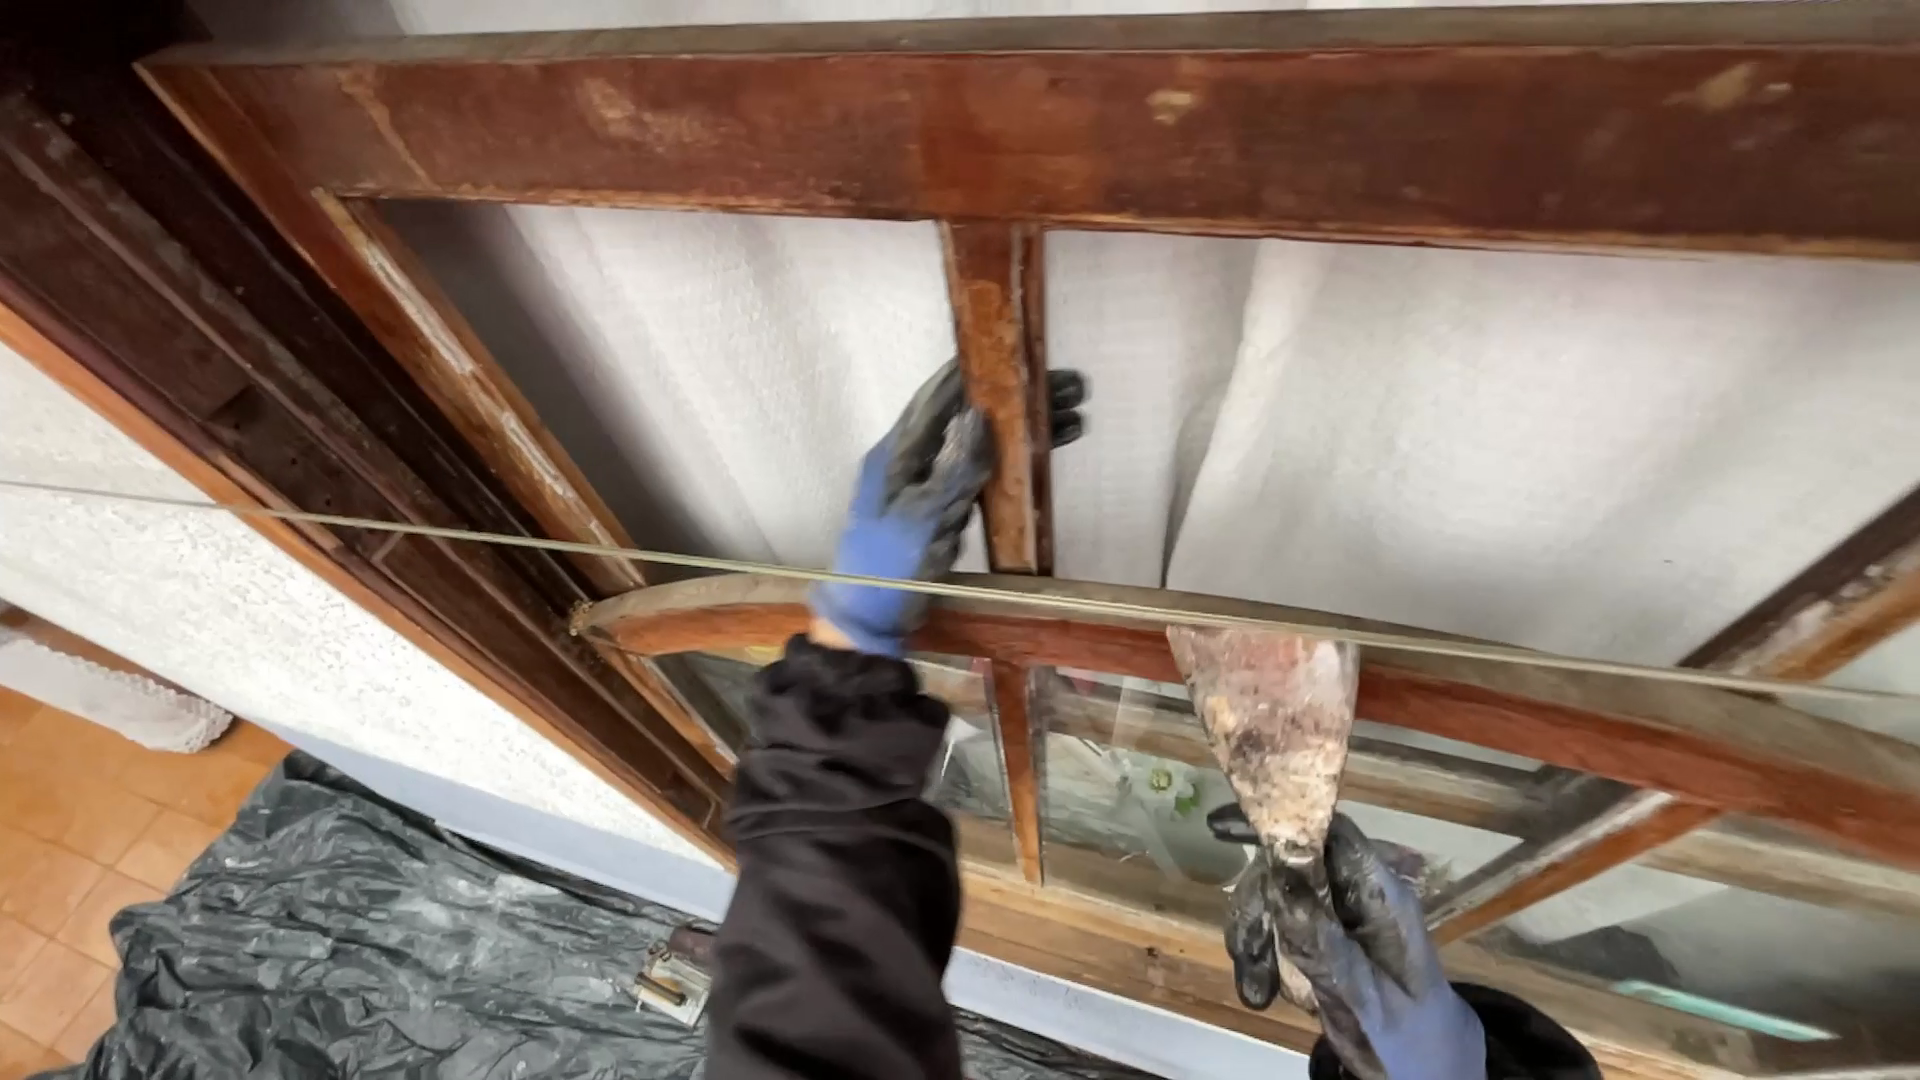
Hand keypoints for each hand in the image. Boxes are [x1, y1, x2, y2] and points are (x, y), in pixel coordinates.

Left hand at [811, 362, 1086, 655]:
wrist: (870, 618)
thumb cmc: (886, 567)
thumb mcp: (918, 518)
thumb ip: (949, 469)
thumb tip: (976, 416)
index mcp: (897, 451)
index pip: (940, 397)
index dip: (980, 372)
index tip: (1020, 353)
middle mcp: (917, 458)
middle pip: (973, 415)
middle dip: (1019, 399)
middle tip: (1070, 386)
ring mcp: (934, 482)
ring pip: (988, 442)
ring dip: (1028, 428)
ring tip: (1075, 415)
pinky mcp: (949, 506)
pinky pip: (989, 472)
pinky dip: (1020, 460)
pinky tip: (1051, 451)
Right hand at [1261, 814, 1486, 1079]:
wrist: (1431, 1069)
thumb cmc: (1415, 1037)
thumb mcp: (1373, 1002)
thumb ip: (1328, 947)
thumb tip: (1279, 882)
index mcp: (1379, 891)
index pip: (1329, 831)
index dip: (1279, 819)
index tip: (1221, 827)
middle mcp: (1352, 887)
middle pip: (1287, 861)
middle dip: (1255, 900)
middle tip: (1242, 950)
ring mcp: (1332, 906)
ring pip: (1271, 890)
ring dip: (1252, 932)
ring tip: (1253, 986)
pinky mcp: (1317, 927)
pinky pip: (1273, 920)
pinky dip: (1257, 948)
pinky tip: (1258, 985)